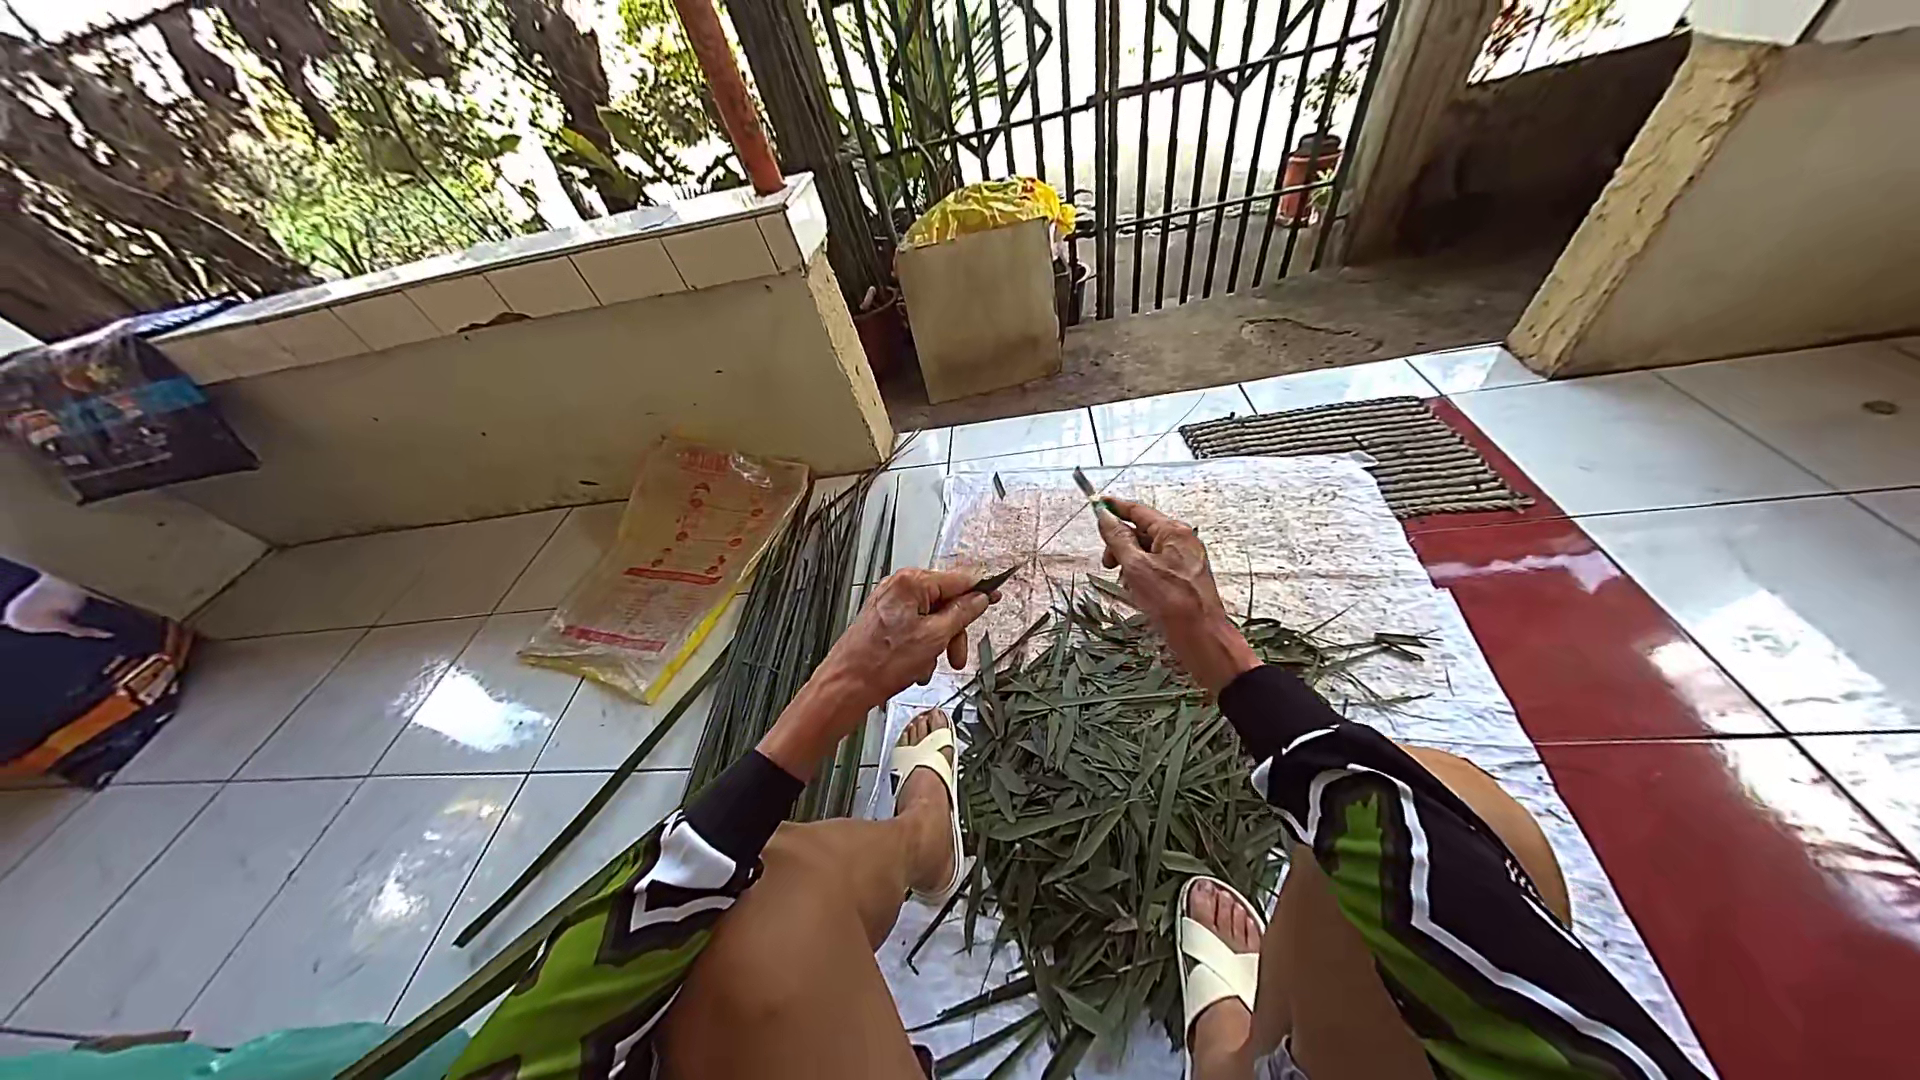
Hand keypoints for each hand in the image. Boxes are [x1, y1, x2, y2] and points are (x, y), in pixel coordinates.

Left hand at [817, 567, 997, 709]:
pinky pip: (915, 627)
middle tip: (957, 656)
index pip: (958, 580)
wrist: (846, 685)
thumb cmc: (880, 662)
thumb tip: (979, 599)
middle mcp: (899, 586)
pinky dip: (921, 646)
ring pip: (931, 618)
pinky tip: (916, 666)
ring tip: (928, 666)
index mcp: (911, 583)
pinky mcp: (884, 619)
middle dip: (953, 632)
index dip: (979, 592)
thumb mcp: (934, 637)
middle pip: (945, 601)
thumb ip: (962, 614)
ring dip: (937, 643)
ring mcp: (890, 602)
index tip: (995, 596)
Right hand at [1094, 497, 1257, 693]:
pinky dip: (1141, 574)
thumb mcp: (1136, 567)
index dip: (1115, 507)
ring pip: (1147, 551)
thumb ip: (1118, 539)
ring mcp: (1185, 560)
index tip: (1097, 505)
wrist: (1202, 638)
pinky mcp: (1185, 578)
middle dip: (1120, 544)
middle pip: (1142, 531)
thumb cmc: (1172, 602)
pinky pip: (1156, 567)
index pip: (1138, 511)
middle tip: (1107, 564)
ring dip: (1129, 562)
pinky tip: (1138, 592)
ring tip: (1125, 583)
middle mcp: (1182, 541)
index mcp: (1174, 532)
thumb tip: (1105, 517)